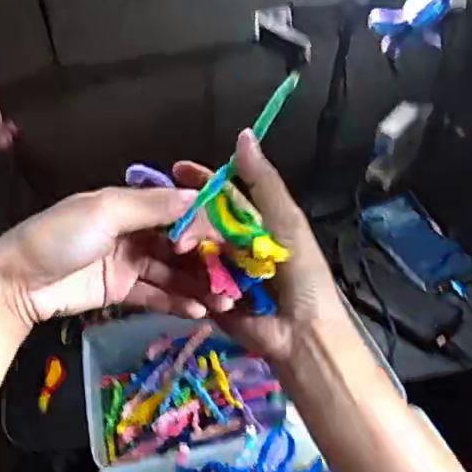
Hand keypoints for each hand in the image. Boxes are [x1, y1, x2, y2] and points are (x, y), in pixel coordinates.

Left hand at [0, 185, 229, 325]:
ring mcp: (129, 263)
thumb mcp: (105, 212)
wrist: (18, 283)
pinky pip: (156, 295)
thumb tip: (199, 197)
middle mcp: (134, 231)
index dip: (206, 224)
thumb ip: (152, 206)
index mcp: (129, 204)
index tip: (235, 240)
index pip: (178, 210)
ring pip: (172, 273)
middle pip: (180, 244)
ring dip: (198, 286)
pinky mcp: (122, 291)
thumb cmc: (59, 237)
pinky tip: (199, 312)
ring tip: (225, 303)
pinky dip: (177, 302)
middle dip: (208, 261)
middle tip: (237, 279)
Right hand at [172, 131, 345, 362]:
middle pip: (204, 223)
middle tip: (169, 218)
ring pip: (193, 253)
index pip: (224, 196)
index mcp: (257, 226)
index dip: (200, 182)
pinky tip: (169, 270)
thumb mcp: (286, 223)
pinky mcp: (211, 302)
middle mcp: (237, 247)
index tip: (174, 169)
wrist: (302, 334)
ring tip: (169, 244)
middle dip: (185, 218)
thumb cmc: (302, 278)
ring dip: (181, 248)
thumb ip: (263, 184)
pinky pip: (191, 286)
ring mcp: (222, 276)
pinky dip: (183, 279)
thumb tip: (243, 136)